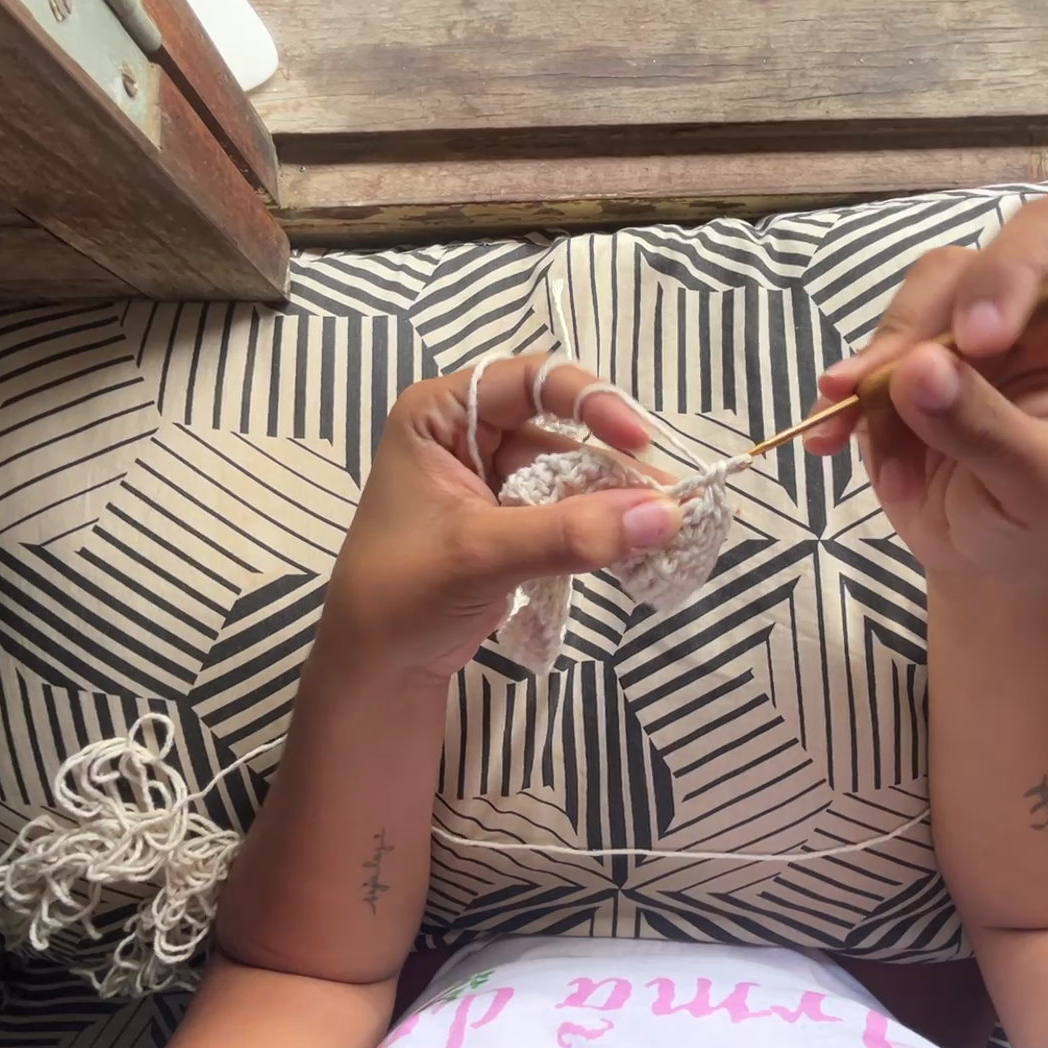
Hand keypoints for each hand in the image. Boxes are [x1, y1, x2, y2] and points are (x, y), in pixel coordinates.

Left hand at [318, 354, 683, 681]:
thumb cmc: (403, 594)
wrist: (377, 665)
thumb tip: (665, 514)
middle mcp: (466, 435)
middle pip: (557, 426)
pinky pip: (564, 508)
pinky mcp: (509, 519)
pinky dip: (598, 525)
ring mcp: (490, 478)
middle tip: (670, 496)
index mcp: (440, 415)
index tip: (638, 443)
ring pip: (566, 471)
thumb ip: (570, 533)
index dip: (590, 400)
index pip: (528, 381)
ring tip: (667, 524)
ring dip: (612, 498)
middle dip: (611, 462)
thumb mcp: (481, 554)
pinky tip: (637, 542)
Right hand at [804, 198, 1047, 589]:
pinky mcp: (898, 379)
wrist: (991, 568)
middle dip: (911, 333)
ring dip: (867, 379)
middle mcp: (1020, 317)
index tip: (976, 341)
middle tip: (876, 389)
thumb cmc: (1046, 528)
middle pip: (954, 273)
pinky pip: (856, 371)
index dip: (1010, 269)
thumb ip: (985, 427)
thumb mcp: (1040, 489)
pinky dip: (836, 408)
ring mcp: (952, 348)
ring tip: (848, 438)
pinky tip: (825, 443)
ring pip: (899, 318)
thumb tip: (914, 370)